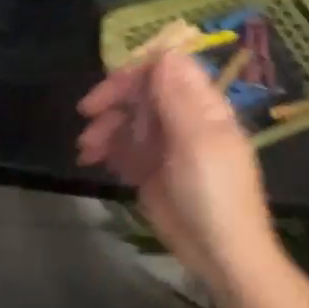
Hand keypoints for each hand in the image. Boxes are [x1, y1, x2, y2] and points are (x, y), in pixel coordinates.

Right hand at [76, 50, 278, 294]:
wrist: (221, 255)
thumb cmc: (215, 195)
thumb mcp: (197, 143)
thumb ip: (178, 99)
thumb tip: (165, 53)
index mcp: (202, 107)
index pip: (166, 70)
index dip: (135, 73)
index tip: (108, 91)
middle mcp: (183, 120)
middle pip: (142, 93)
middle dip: (113, 102)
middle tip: (88, 117)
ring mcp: (166, 146)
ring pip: (128, 120)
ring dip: (104, 128)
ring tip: (87, 149)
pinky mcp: (151, 170)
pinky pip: (124, 148)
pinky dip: (107, 150)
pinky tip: (94, 161)